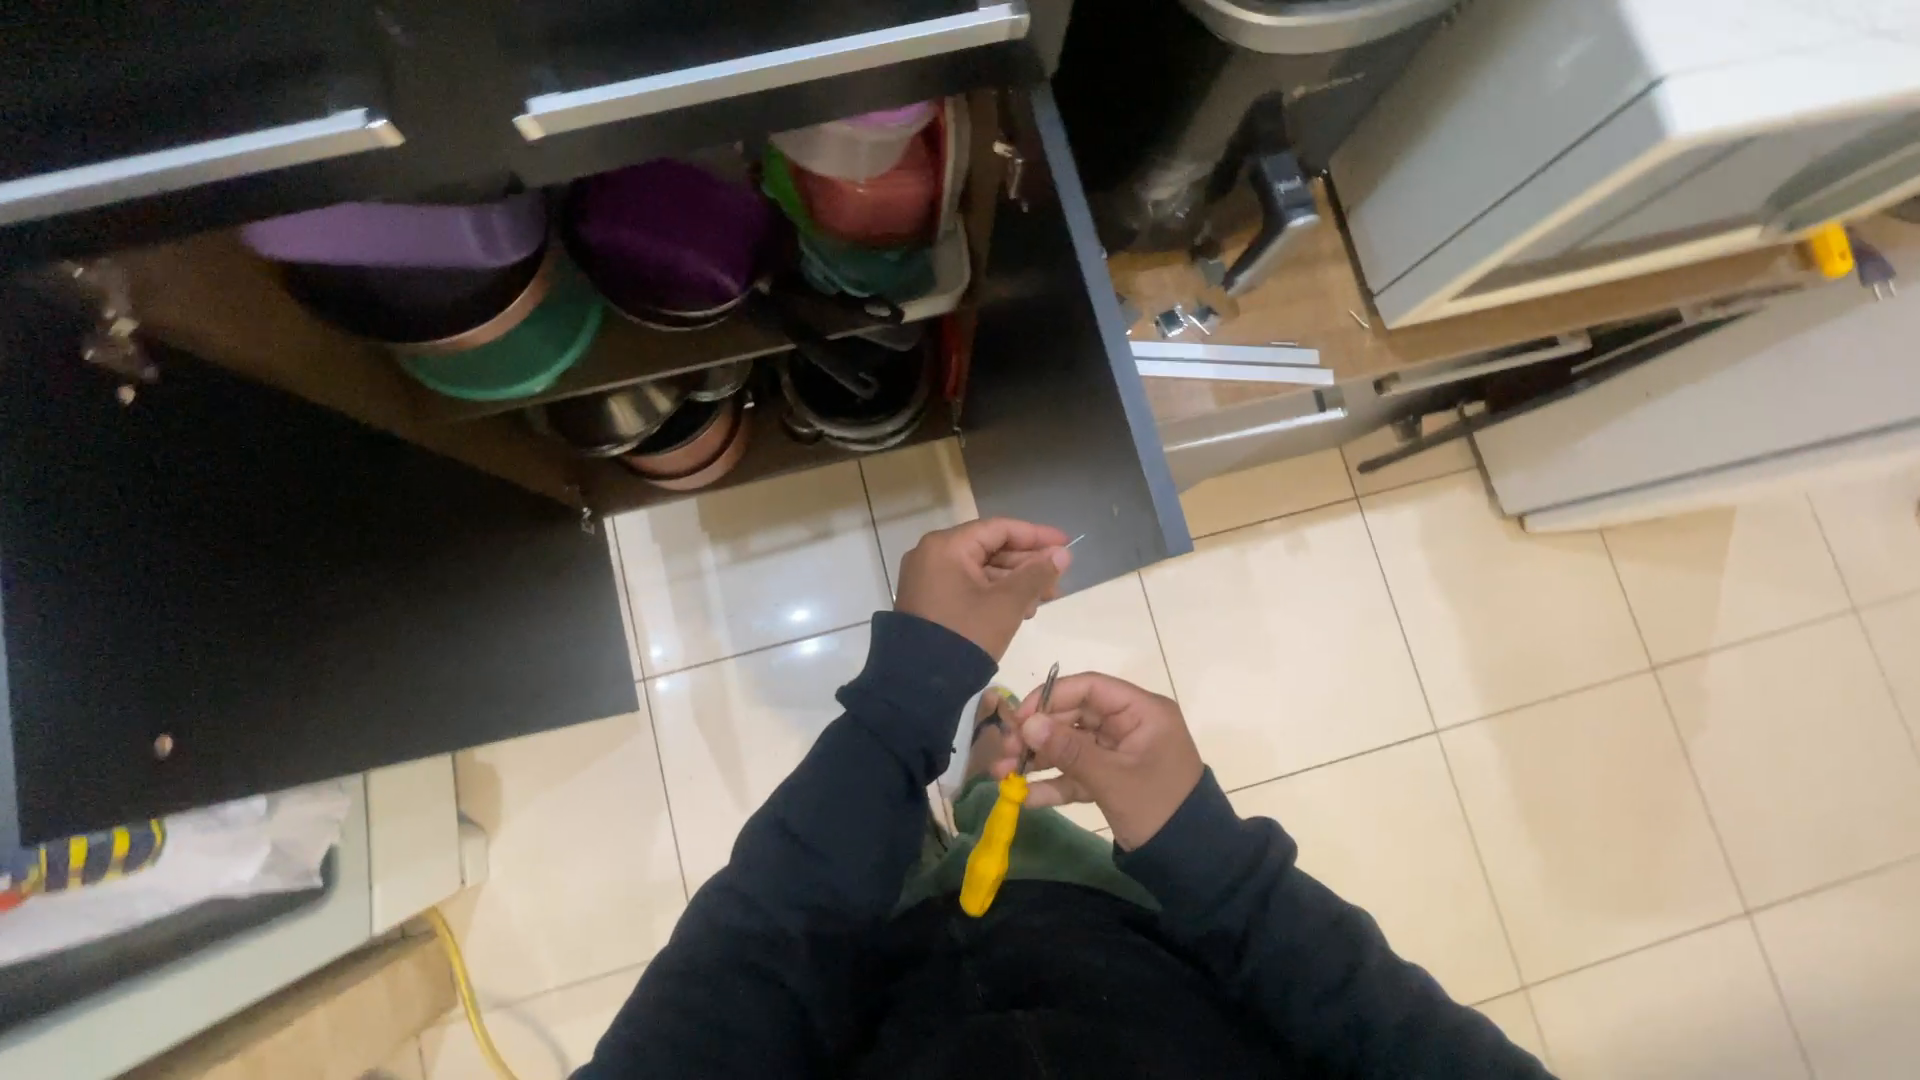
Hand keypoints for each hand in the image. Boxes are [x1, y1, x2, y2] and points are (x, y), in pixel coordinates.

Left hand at [894, 518, 1071, 660]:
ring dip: (1013, 582)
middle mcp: (932, 554)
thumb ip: (1036, 574)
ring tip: (1043, 599)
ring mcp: (927, 577)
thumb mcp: (1006, 604)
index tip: (1066, 544)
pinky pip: (967, 585)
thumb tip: (1063, 554)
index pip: (999, 529)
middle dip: (1026, 564)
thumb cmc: (966, 635)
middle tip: (1057, 580)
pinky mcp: (928, 598)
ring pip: (980, 569)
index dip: (1036, 536)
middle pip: (990, 548)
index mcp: (946, 546)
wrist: (920, 684)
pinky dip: (994, 593)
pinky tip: (1020, 609)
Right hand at [993, 673, 1202, 851]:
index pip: (1090, 687)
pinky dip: (1053, 783)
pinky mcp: (1111, 779)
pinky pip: (1076, 773)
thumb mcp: (1113, 779)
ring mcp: (1118, 753)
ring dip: (1038, 759)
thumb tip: (1027, 724)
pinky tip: (1024, 797)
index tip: (1021, 718)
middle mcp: (1129, 725)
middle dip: (1038, 734)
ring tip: (1002, 775)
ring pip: (1070, 745)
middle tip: (1005, 751)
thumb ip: (1069, 750)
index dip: (1051, 697)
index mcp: (1142, 712)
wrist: (1193, 863)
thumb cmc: (1159, 809)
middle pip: (1074, 716)